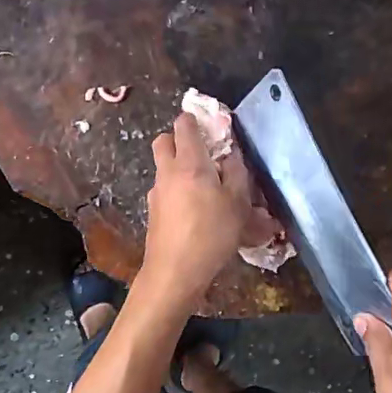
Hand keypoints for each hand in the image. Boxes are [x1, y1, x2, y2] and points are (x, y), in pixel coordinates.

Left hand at [141, 112, 252, 307]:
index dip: (196, 121)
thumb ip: (237, 174)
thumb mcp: (238, 203)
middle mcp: (167, 172)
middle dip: (179, 140)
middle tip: (203, 155)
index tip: (212, 130)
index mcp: (190, 163)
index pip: (183, 125)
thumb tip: (231, 156)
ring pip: (164, 167)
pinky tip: (195, 211)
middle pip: (163, 141)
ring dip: (179, 168)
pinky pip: (165, 190)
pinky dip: (177, 191)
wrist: (175, 271)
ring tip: (205, 188)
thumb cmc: (211, 234)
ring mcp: (156, 192)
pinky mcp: (153, 212)